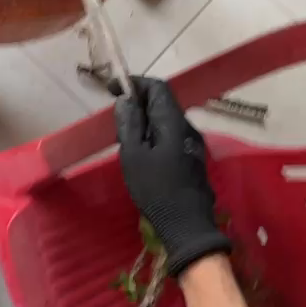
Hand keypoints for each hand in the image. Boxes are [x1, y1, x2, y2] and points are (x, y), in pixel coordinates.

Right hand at [116, 76, 230, 274]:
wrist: (187, 223)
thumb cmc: (156, 188)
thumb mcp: (133, 155)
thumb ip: (129, 124)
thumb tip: (125, 99)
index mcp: (173, 122)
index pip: (157, 88)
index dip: (135, 83)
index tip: (113, 89)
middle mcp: (187, 127)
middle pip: (163, 102)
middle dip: (138, 102)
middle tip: (116, 115)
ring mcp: (192, 143)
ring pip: (166, 120)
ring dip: (145, 120)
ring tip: (124, 134)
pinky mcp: (191, 157)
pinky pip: (170, 134)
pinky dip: (153, 133)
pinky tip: (141, 150)